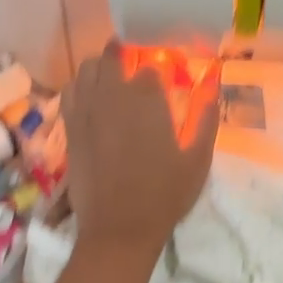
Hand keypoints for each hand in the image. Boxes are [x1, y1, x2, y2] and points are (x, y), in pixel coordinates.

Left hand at [61, 42, 219, 254]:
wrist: (119, 228)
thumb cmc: (166, 195)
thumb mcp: (199, 157)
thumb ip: (206, 116)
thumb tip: (213, 83)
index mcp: (147, 97)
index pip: (152, 64)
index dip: (161, 68)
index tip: (169, 77)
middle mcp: (113, 94)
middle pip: (113, 56)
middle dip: (126, 54)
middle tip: (137, 65)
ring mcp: (86, 109)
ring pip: (87, 69)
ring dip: (101, 67)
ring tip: (114, 77)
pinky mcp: (70, 127)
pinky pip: (70, 91)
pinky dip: (81, 86)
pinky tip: (91, 96)